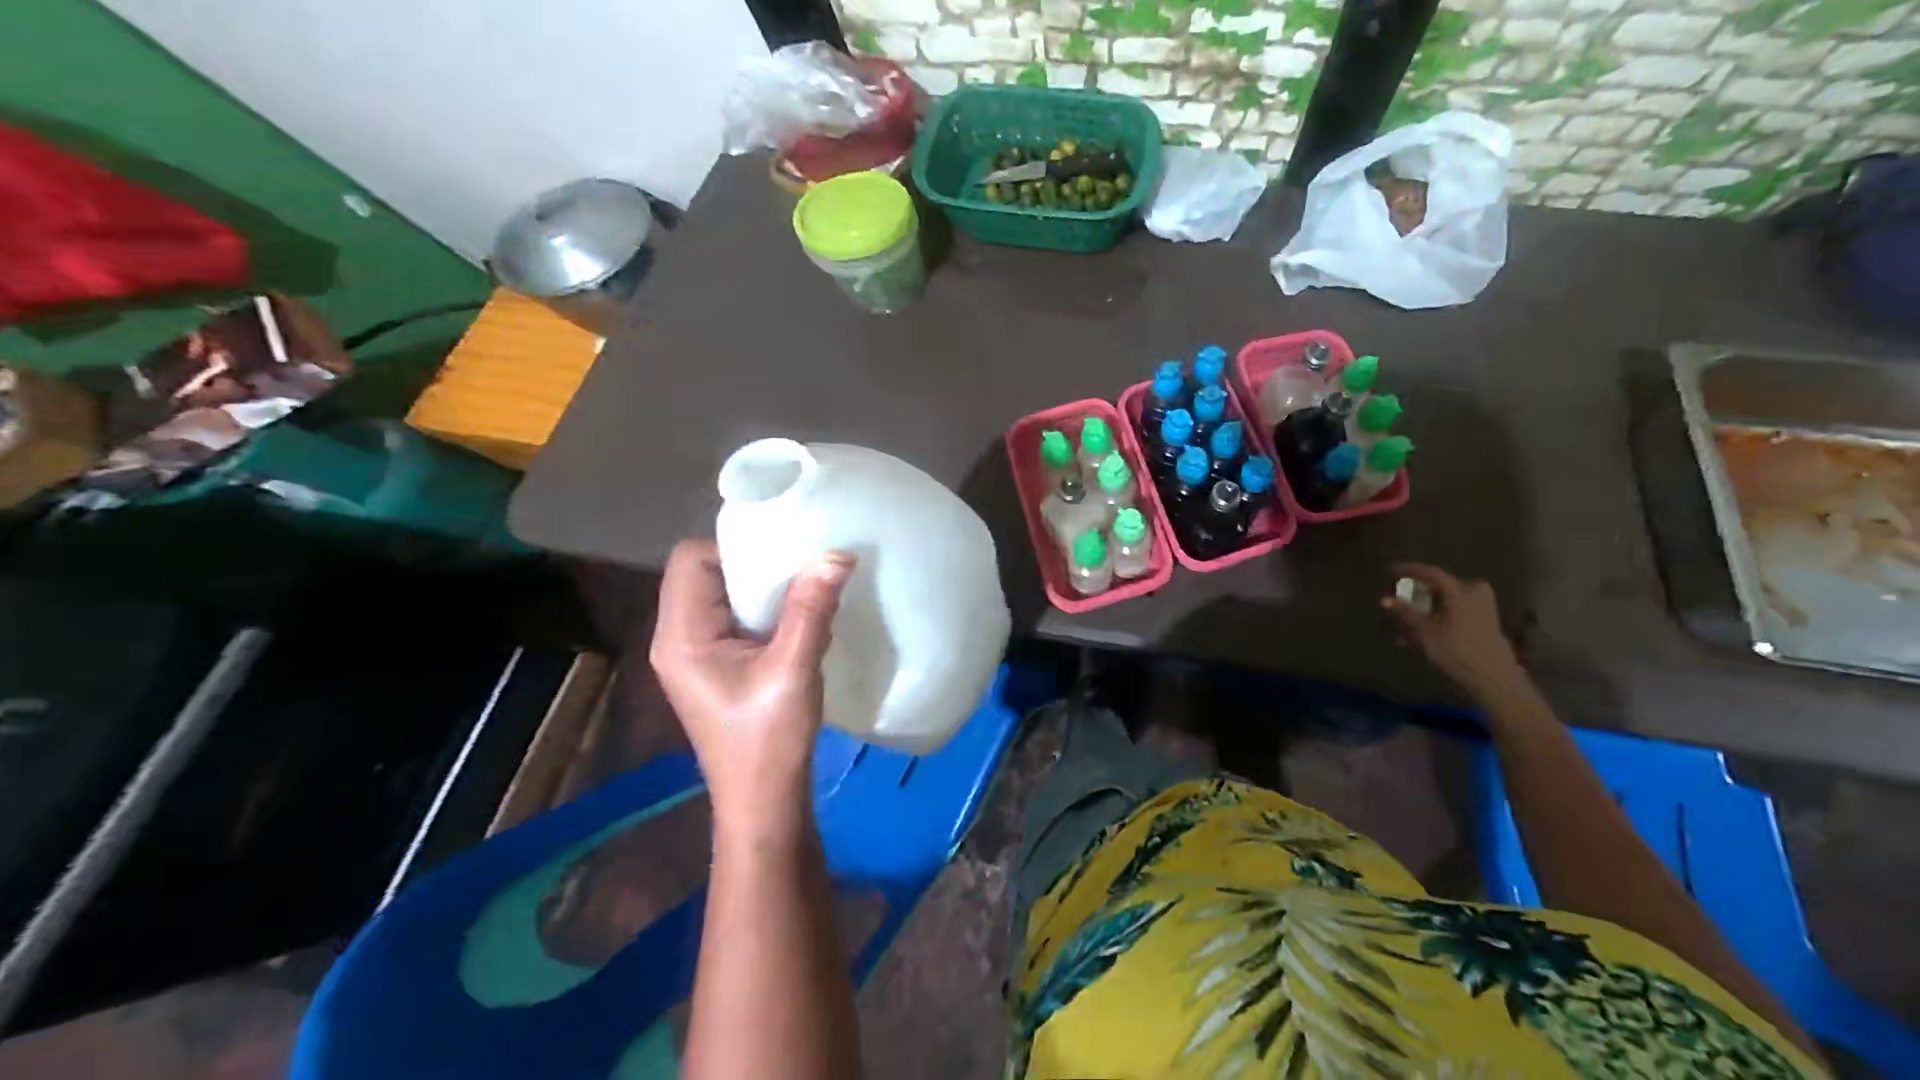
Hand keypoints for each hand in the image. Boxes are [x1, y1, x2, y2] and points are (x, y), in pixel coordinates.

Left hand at [648, 539, 853, 837]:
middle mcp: (679, 637)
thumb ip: (811, 608)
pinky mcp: (719, 665)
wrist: (765, 803)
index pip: (691, 559)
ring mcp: (698, 652)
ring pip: (725, 593)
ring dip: (765, 585)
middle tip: (803, 558)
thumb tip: (837, 553)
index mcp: (681, 636)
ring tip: (807, 581)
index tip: (783, 546)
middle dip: (755, 561)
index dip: (734, 545)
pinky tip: (803, 613)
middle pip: (707, 572)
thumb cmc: (769, 741)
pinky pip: (738, 616)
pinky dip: (768, 608)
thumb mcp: (793, 670)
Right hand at [1382, 562, 1524, 697]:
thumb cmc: (1456, 650)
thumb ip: (1404, 612)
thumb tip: (1384, 600)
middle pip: (1434, 590)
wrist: (1493, 677)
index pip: (1430, 573)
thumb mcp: (1423, 631)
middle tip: (1394, 609)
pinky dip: (1434, 621)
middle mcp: (1474, 592)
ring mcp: (1482, 606)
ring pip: (1442, 604)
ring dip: (1420, 615)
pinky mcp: (1484, 620)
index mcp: (1461, 591)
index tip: (1389, 570)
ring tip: (1401, 634)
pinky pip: (1452, 613)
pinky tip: (1417, 638)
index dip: (1407, 570)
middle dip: (1411, 601)